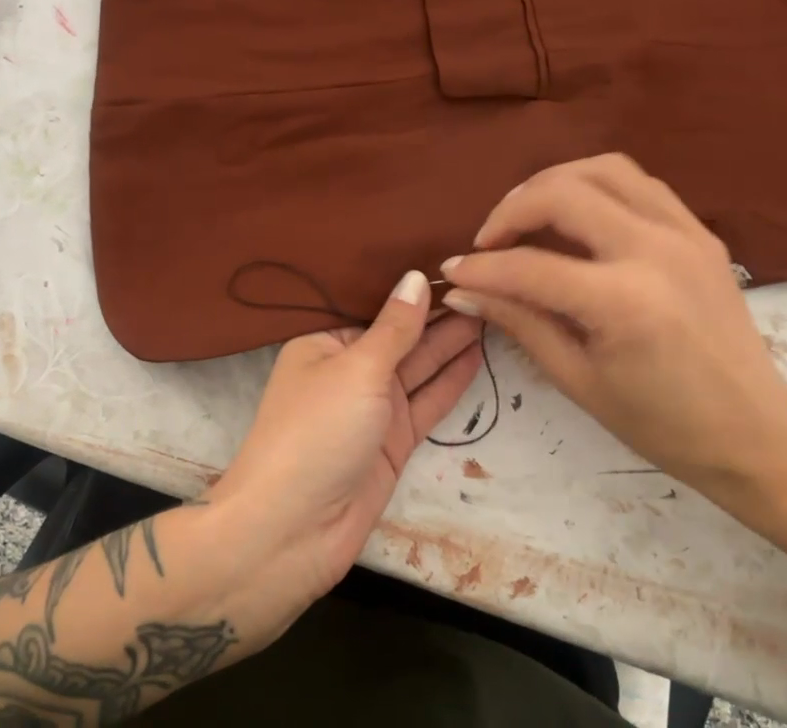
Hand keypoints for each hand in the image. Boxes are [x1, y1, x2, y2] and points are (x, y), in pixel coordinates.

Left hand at [206, 272, 483, 627]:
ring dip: (452, 342)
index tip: (454, 258)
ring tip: (493, 307)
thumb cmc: (316, 432)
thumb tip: (416, 277)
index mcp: (324, 343)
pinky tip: (478, 353)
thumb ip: (394, 327)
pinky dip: (451, 380)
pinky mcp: (394, 442)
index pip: (374, 305)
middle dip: (440, 312)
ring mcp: (373, 408)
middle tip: (489, 281)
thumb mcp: (357, 369)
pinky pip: (428, 402)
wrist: (293, 529)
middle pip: (402, 335)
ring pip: (419, 367)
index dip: (412, 286)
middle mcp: (348, 370)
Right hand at [438, 154, 786, 501]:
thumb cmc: (661, 424)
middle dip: (511, 210)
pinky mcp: (700, 231)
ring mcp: (685, 233)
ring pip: (603, 169)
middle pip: (563, 193)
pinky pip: (638, 183)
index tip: (452, 271)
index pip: (530, 266)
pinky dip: (596, 186)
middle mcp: (656, 251)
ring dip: (553, 183)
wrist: (754, 433)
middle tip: (489, 243)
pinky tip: (577, 216)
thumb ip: (519, 323)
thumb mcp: (577, 380)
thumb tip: (463, 289)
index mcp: (624, 302)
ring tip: (527, 216)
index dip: (481, 268)